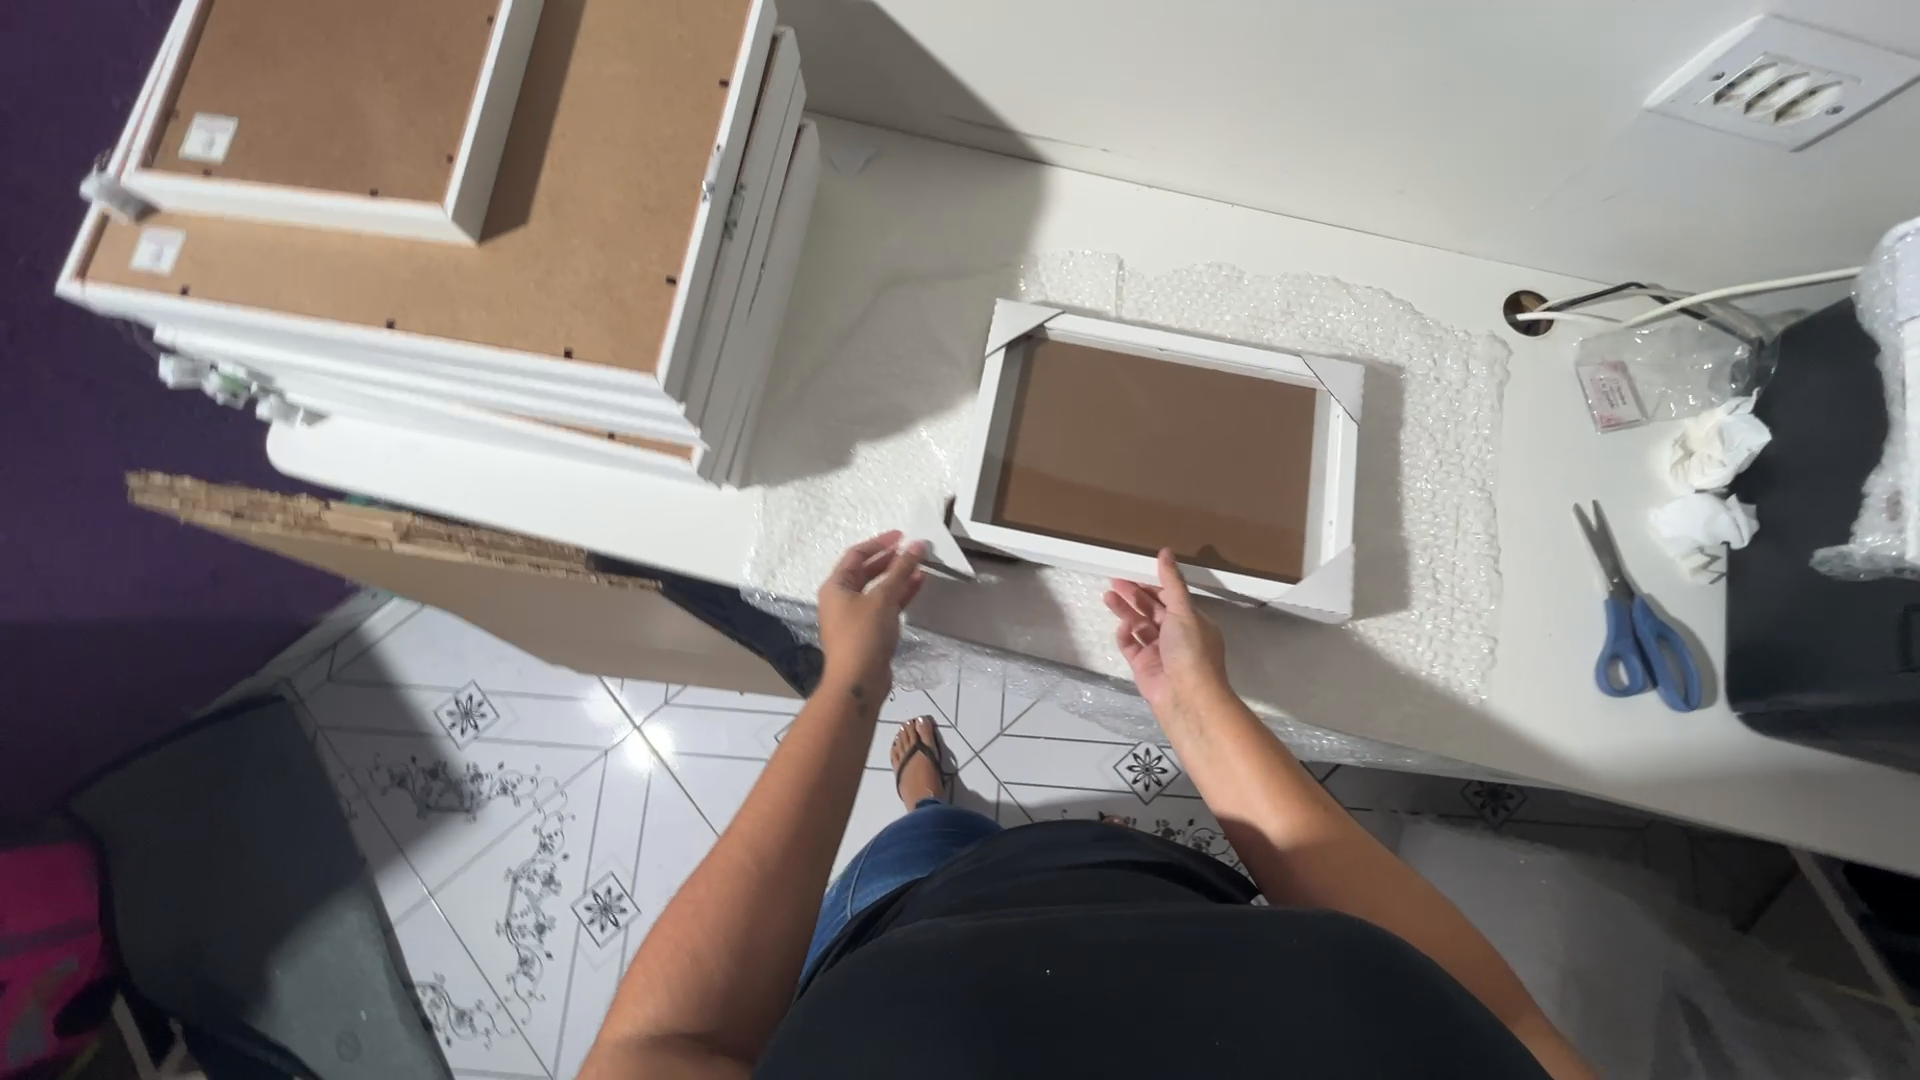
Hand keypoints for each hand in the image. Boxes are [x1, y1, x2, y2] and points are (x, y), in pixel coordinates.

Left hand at [817, 531, 927, 691]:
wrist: (858, 681)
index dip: (879, 543)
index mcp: (836, 586)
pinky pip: (886, 606)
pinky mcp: (870, 632)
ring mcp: (856, 617)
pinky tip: (918, 584)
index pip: (857, 555)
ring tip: (921, 565)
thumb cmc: (863, 635)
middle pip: (867, 571)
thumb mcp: (882, 598)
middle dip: (891, 560)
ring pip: (879, 589)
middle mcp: (842, 599)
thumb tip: (917, 545)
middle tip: (913, 549)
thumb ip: (901, 570)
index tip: (902, 536)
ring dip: (898, 577)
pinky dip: (900, 595)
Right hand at [1104, 549, 1228, 717]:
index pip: (1169, 597)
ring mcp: (1159, 651)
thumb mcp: (1184, 610)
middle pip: (1151, 610)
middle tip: (1114, 580)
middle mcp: (1176, 635)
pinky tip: (1121, 626)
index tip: (1133, 572)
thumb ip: (1171, 582)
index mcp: (1192, 621)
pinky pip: (1131, 646)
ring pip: (1138, 626)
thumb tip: (1166, 551)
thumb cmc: (1190, 650)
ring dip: (1125, 611)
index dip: (1151, 584)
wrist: (1186, 696)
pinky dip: (1125, 635)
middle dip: (1134, 595)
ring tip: (1107, 596)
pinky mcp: (1143, 666)